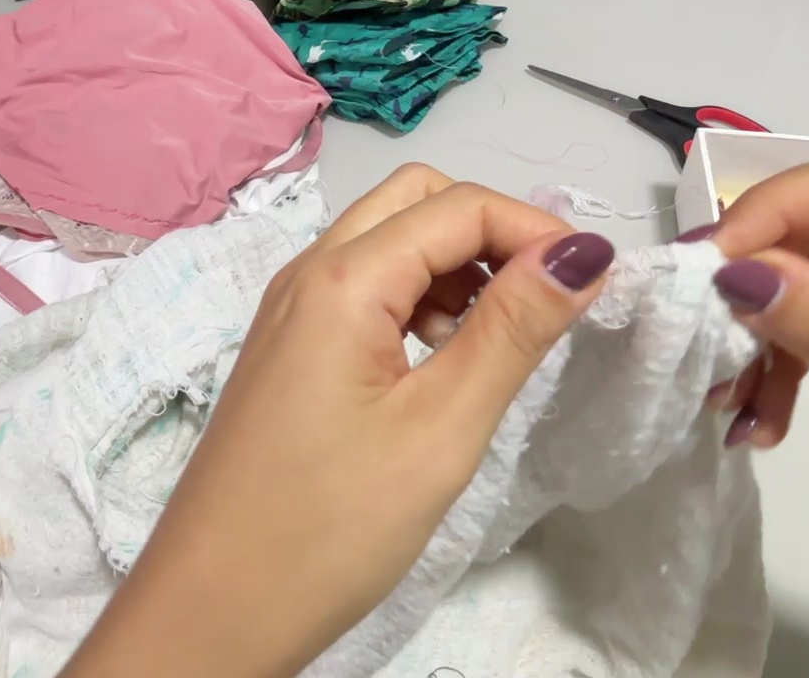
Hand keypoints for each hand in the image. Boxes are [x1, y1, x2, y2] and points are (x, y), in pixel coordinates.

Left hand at [61, 165, 615, 677]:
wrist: (212, 608)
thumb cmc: (330, 527)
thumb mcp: (440, 429)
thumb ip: (513, 330)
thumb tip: (583, 255)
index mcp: (342, 277)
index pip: (457, 206)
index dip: (534, 228)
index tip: (596, 278)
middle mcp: (310, 268)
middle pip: (416, 199)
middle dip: (490, 230)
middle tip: (541, 297)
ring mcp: (294, 302)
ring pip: (389, 236)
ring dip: (454, 260)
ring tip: (497, 332)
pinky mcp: (293, 338)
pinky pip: (365, 281)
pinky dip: (418, 292)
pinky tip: (441, 351)